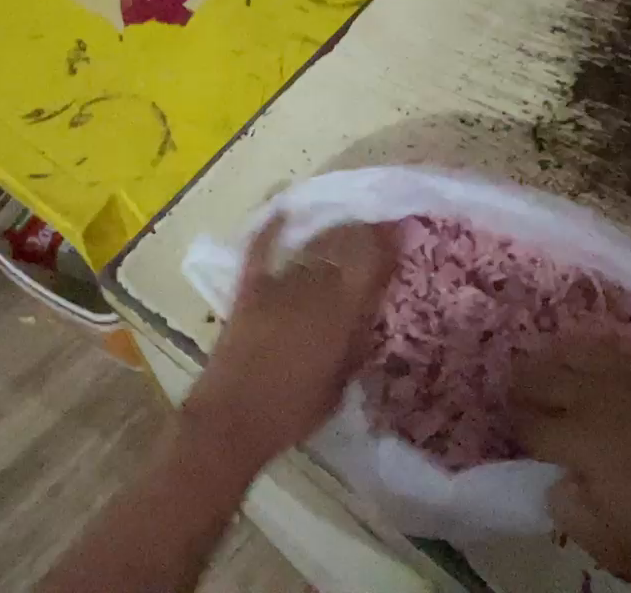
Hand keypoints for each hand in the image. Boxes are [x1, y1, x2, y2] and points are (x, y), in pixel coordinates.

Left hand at [180, 218, 400, 474]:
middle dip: (361, 232)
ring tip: (345, 223)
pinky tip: (283, 210)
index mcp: (338, 313)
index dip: (385, 244)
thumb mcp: (339, 384)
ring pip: (309, 248)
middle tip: (376, 223)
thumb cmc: (291, 412)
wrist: (231, 419)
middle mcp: (311, 290)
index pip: (368, 265)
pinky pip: (260, 250)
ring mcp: (276, 286)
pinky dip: (271, 229)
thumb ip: (355, 344)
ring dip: (330, 233)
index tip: (399, 229)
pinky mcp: (248, 290)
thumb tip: (366, 316)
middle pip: (341, 248)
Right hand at [511, 342, 630, 592]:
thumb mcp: (614, 547)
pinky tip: (592, 349)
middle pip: (545, 375)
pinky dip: (596, 345)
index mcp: (581, 438)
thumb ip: (569, 508)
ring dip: (552, 355)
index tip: (502, 427)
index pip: (528, 422)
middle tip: (508, 387)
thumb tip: (553, 479)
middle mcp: (600, 395)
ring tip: (539, 359)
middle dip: (522, 382)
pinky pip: (619, 344)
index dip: (512, 425)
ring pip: (578, 350)